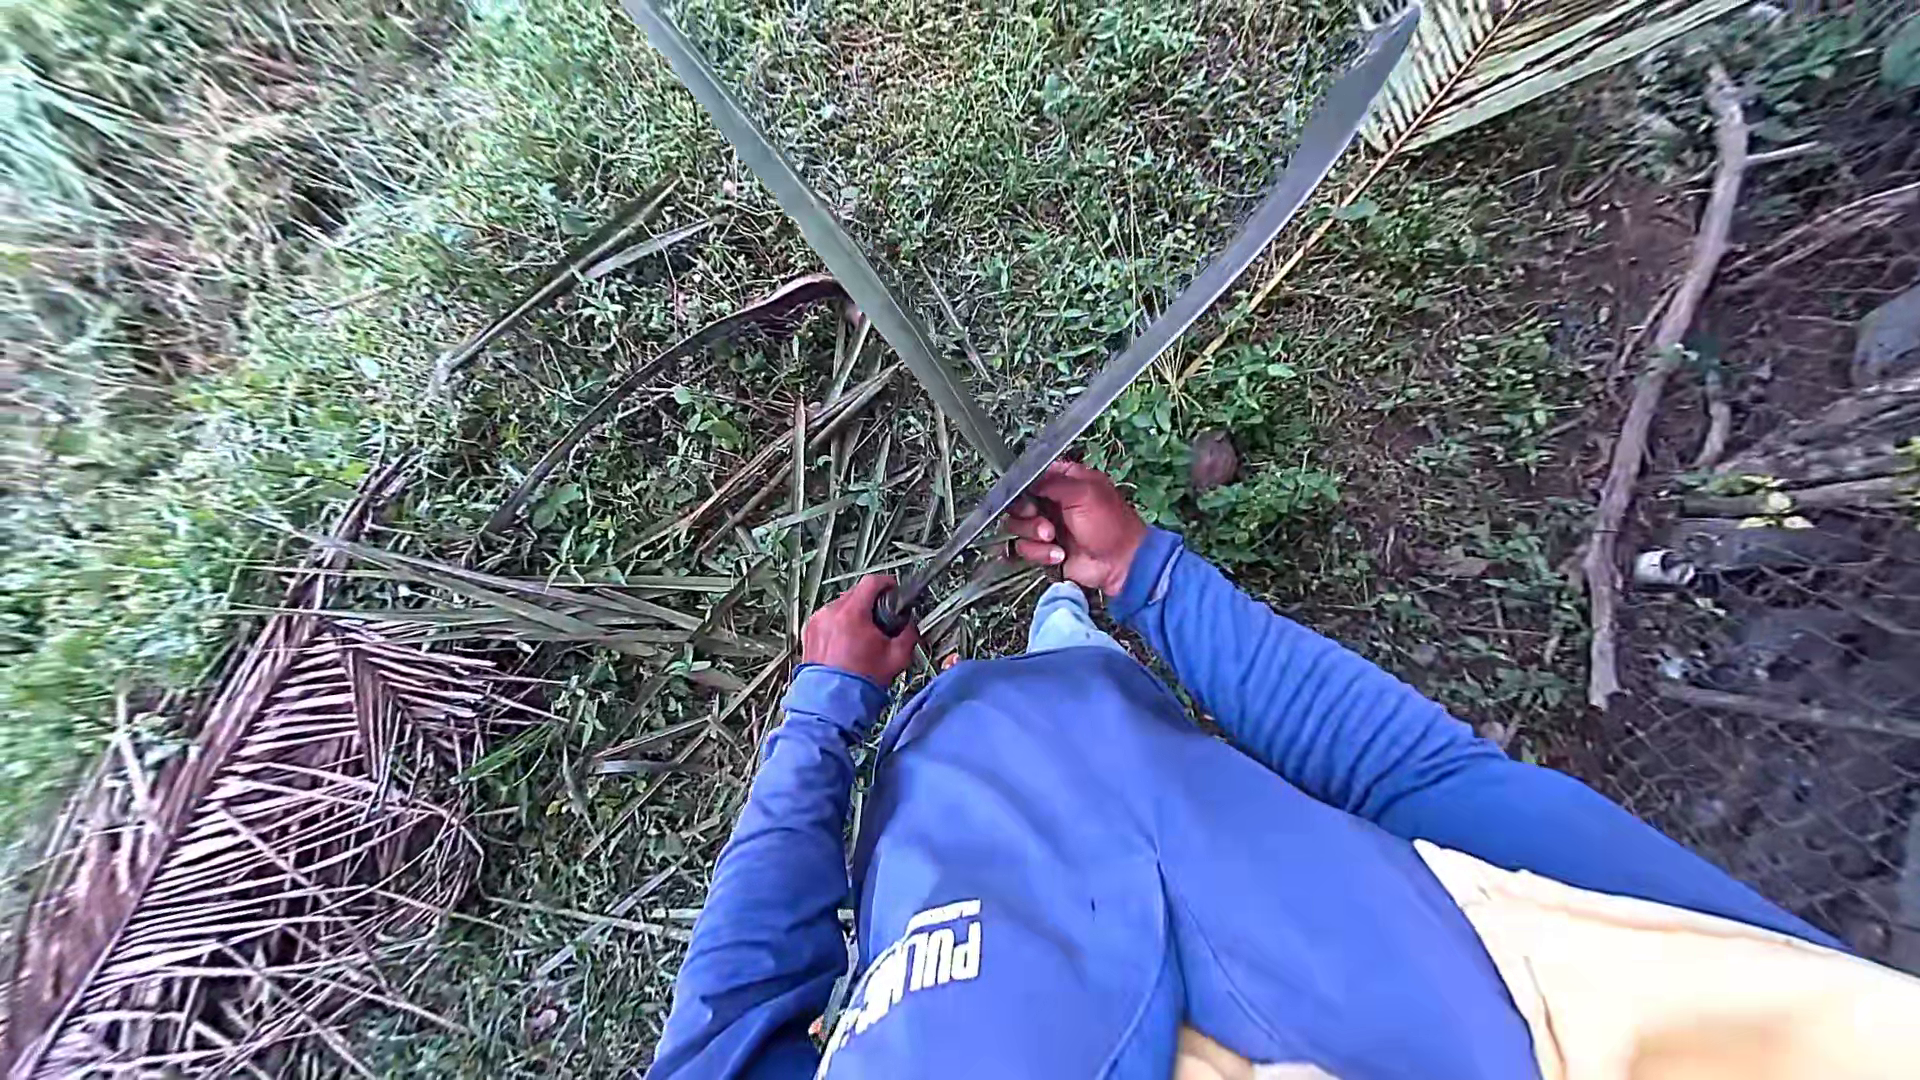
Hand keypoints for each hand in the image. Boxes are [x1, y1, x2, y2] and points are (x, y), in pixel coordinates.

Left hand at [801, 575, 919, 685]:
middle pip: (856, 592)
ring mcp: (817, 622)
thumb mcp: (897, 657)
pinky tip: (848, 641)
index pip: (872, 582)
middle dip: (871, 600)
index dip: (887, 583)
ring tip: (863, 633)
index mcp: (852, 614)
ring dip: (854, 612)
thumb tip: (909, 624)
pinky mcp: (809, 633)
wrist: (831, 703)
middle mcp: (831, 613)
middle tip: (882, 617)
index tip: (893, 590)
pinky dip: (839, 623)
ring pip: (841, 605)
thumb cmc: (861, 682)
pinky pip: (829, 618)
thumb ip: (908, 634)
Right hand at [1003, 461, 1147, 595]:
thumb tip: (1027, 482)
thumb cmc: (1109, 524)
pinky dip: (1040, 553)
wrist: (1119, 563)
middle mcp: (1054, 502)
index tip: (1030, 496)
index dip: (1026, 487)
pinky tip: (1059, 554)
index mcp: (1066, 482)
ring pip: (1018, 526)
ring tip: (1052, 538)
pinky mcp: (1045, 548)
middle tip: (1044, 523)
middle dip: (1027, 515)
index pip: (1032, 477)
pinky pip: (1025, 548)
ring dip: (1033, 534)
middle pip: (1019, 503)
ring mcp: (1048, 526)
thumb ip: (1052, 482)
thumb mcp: (1083, 493)